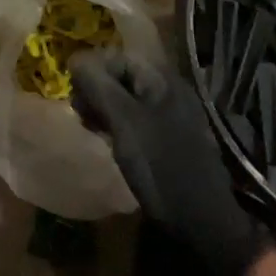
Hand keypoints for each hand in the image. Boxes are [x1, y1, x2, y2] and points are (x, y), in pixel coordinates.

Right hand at [69, 49, 266, 275]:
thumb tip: (74, 59)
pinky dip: (119, 123)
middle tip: (80, 111)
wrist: (201, 219)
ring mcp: (173, 114)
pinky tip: (109, 139)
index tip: (73, 91)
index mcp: (162, 79)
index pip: (117, 56)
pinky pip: (137, 118)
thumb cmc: (159, 164)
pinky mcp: (172, 138)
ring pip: (127, 98)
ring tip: (90, 126)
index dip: (91, 68)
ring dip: (104, 107)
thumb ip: (98, 85)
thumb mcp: (123, 121)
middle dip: (96, 89)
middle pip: (122, 75)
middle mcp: (170, 90)